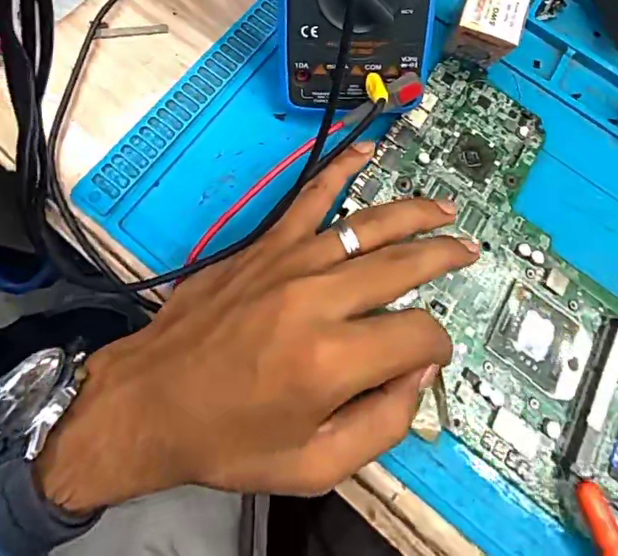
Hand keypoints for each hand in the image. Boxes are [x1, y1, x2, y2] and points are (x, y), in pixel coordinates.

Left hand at [36, 143, 475, 509]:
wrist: (150, 398)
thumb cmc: (229, 439)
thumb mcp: (312, 466)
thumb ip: (381, 425)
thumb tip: (417, 373)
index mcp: (331, 361)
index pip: (415, 335)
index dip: (436, 346)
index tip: (430, 354)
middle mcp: (317, 299)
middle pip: (401, 265)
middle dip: (443, 257)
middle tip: (467, 253)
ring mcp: (290, 260)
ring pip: (368, 224)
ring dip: (414, 213)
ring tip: (445, 211)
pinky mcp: (267, 243)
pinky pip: (311, 196)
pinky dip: (341, 169)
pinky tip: (367, 151)